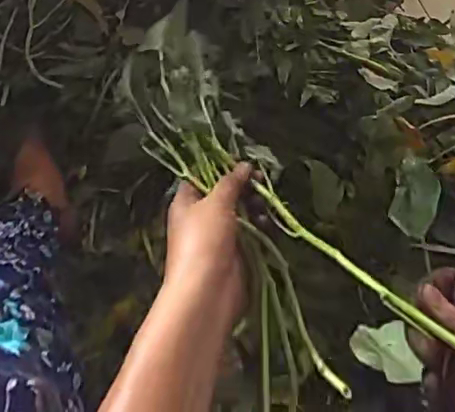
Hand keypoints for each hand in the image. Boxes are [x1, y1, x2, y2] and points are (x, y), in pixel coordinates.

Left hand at [162, 163, 252, 316]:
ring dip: (254, 206)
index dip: (221, 167)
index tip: (242, 161)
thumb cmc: (203, 240)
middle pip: (225, 193)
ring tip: (264, 203)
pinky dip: (260, 226)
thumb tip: (243, 165)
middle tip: (260, 181)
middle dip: (243, 187)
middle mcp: (202, 216)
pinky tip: (268, 221)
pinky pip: (251, 233)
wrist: (207, 294)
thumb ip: (230, 182)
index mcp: (187, 200)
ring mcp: (220, 236)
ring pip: (240, 213)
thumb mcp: (215, 203)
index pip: (202, 175)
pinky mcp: (237, 253)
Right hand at [415, 269, 454, 411]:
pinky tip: (437, 387)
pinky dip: (430, 378)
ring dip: (423, 348)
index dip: (436, 284)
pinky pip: (432, 372)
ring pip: (429, 341)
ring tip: (432, 364)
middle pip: (436, 311)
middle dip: (423, 319)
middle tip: (424, 335)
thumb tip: (424, 287)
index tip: (420, 295)